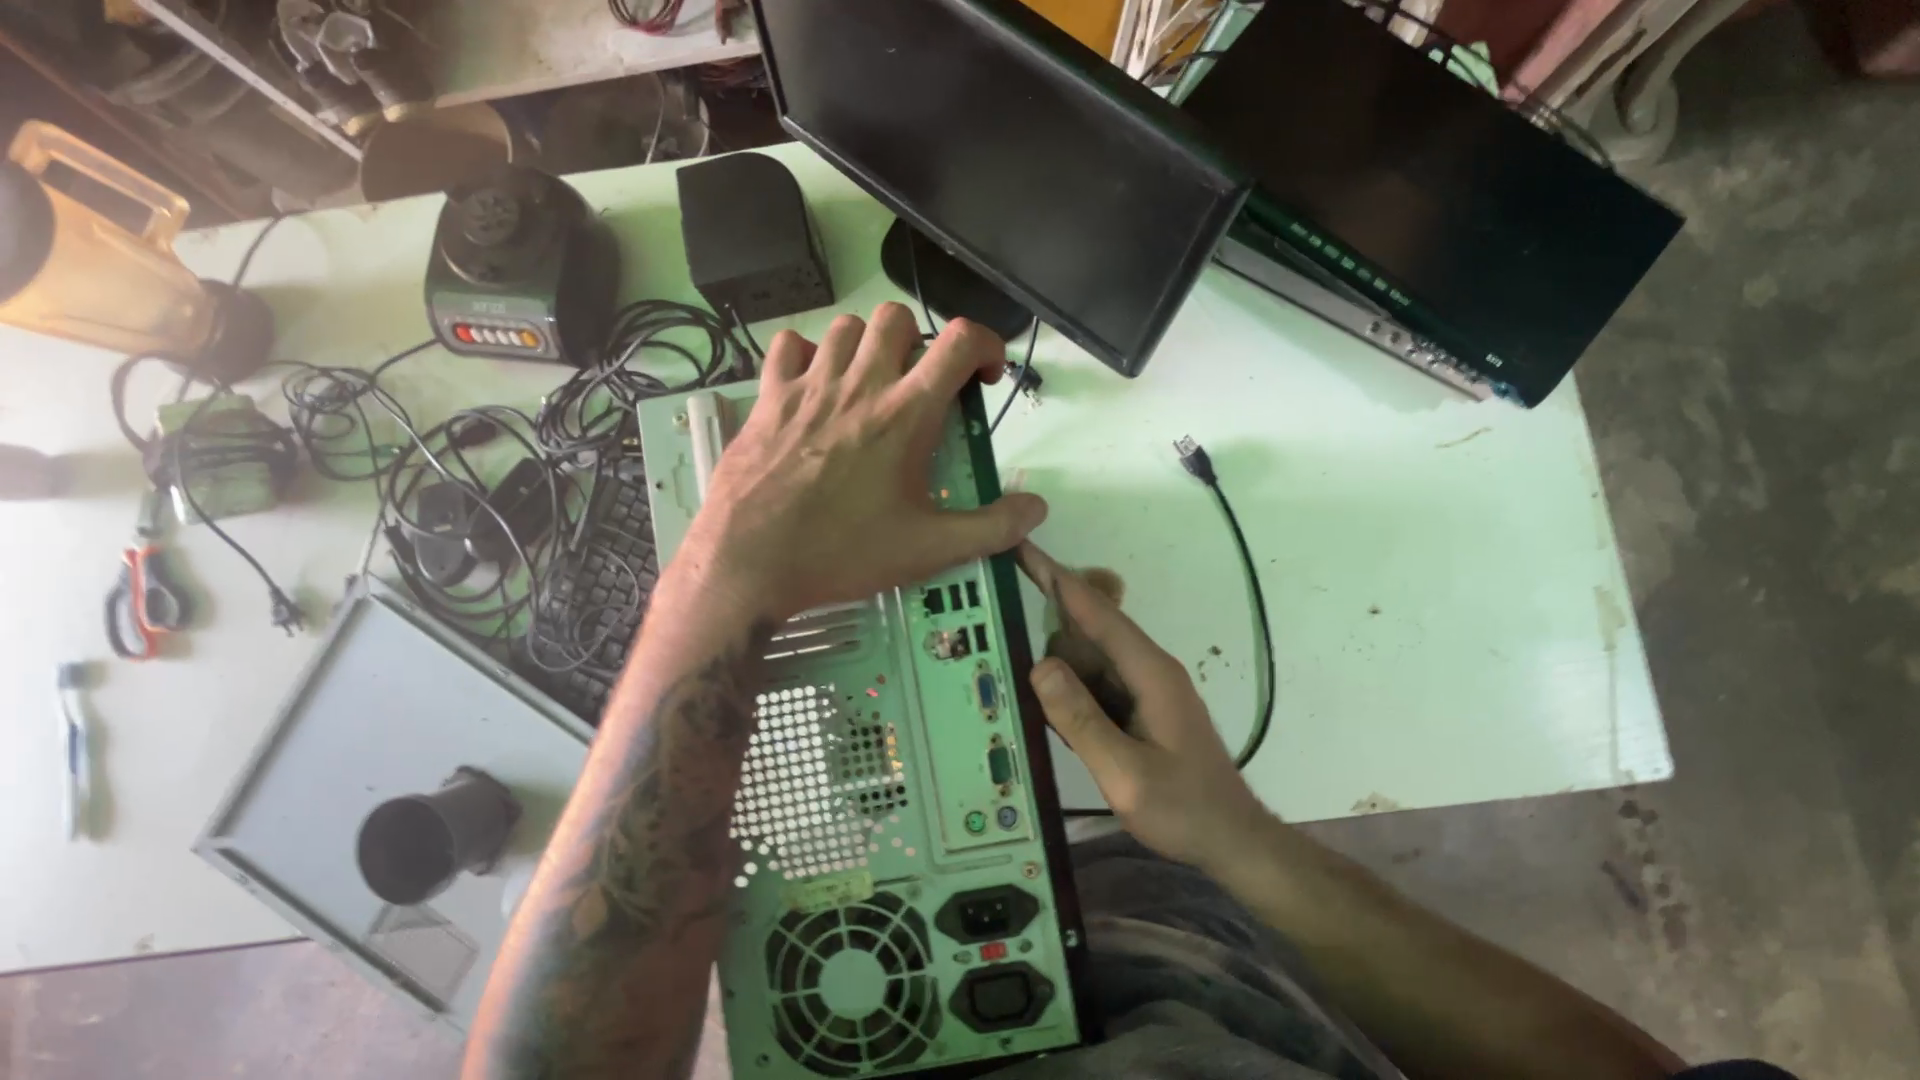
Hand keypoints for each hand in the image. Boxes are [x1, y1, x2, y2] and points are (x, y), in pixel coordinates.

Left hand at [681, 303, 1049, 621]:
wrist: (749, 563)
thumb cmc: (843, 554)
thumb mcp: (929, 551)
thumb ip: (992, 529)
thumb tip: (1037, 509)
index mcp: (906, 414)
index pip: (959, 340)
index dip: (985, 345)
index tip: (983, 377)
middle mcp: (860, 384)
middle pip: (898, 318)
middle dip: (919, 343)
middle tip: (918, 386)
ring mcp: (808, 386)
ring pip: (846, 327)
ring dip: (867, 346)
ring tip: (868, 385)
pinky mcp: (767, 398)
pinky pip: (788, 346)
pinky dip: (807, 355)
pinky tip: (812, 387)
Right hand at [1018, 541, 1270, 870]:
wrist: (1232, 842)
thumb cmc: (1184, 808)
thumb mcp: (1125, 772)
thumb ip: (1080, 719)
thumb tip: (1038, 664)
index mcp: (1150, 672)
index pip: (1096, 612)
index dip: (1057, 578)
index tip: (1021, 548)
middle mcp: (1148, 670)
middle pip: (1088, 631)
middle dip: (1046, 618)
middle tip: (995, 615)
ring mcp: (1145, 691)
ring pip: (1088, 660)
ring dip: (1053, 661)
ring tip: (1007, 658)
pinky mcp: (1139, 711)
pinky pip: (1095, 686)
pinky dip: (1067, 689)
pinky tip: (1041, 705)